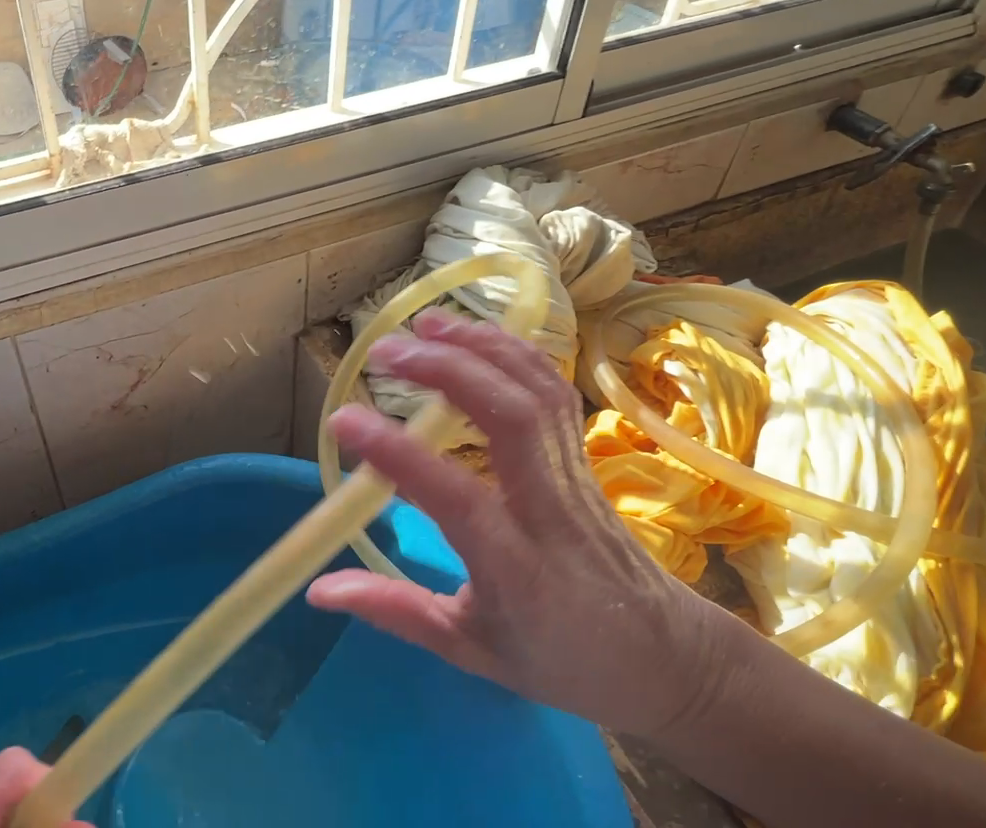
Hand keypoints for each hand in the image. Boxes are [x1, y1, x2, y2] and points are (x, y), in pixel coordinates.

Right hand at [307, 309, 735, 739]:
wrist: (667, 660)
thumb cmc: (564, 661)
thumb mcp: (472, 651)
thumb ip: (396, 613)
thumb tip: (318, 589)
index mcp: (518, 568)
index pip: (457, 497)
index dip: (399, 454)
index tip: (343, 420)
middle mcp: (552, 509)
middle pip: (512, 417)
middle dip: (447, 370)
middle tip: (384, 351)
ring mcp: (576, 476)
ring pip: (538, 392)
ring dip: (482, 347)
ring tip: (426, 323)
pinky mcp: (585, 458)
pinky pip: (553, 393)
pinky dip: (514, 353)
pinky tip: (476, 337)